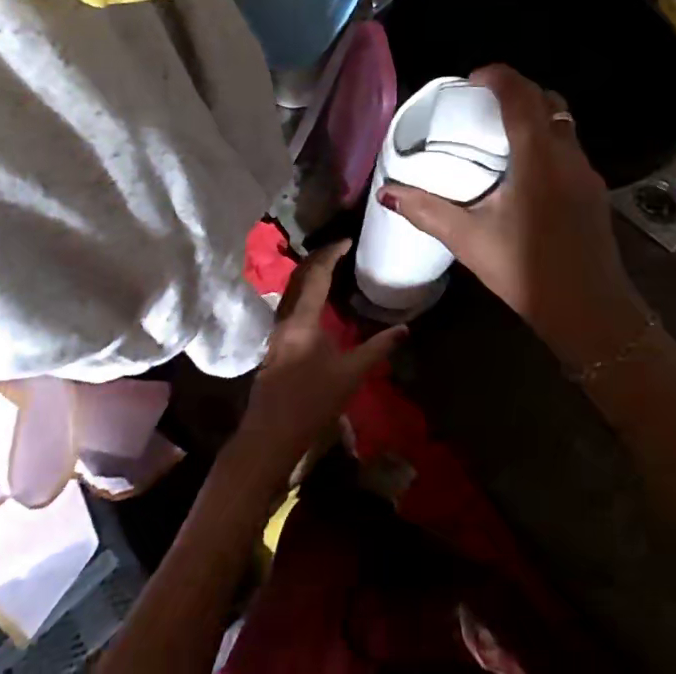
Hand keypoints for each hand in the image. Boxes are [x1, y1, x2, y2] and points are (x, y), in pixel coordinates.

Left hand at [234, 240, 405, 477]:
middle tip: (339, 249)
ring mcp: (277, 332)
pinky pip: (290, 305)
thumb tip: (404, 328)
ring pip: (291, 291)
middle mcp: (285, 318)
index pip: (317, 274)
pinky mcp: (276, 345)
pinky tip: (318, 303)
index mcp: (302, 319)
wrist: (271, 434)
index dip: (332, 253)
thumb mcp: (351, 374)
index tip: (348, 240)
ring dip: (309, 275)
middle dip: (318, 258)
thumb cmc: (311, 401)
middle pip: (299, 277)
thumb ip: (378, 348)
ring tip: (331, 269)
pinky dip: (305, 293)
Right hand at [379, 65, 642, 360]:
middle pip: (548, 100)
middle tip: (483, 105)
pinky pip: (570, 148)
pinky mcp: (594, 191)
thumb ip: (427, 211)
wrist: (591, 311)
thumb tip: (387, 192)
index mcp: (538, 157)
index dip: (498, 76)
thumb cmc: (528, 271)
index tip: (471, 80)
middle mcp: (568, 155)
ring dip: (535, 115)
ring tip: (501, 134)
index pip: (521, 95)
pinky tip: (525, 172)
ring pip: (563, 124)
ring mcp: (587, 173)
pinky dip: (547, 141)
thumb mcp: (470, 240)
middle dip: (517, 91)